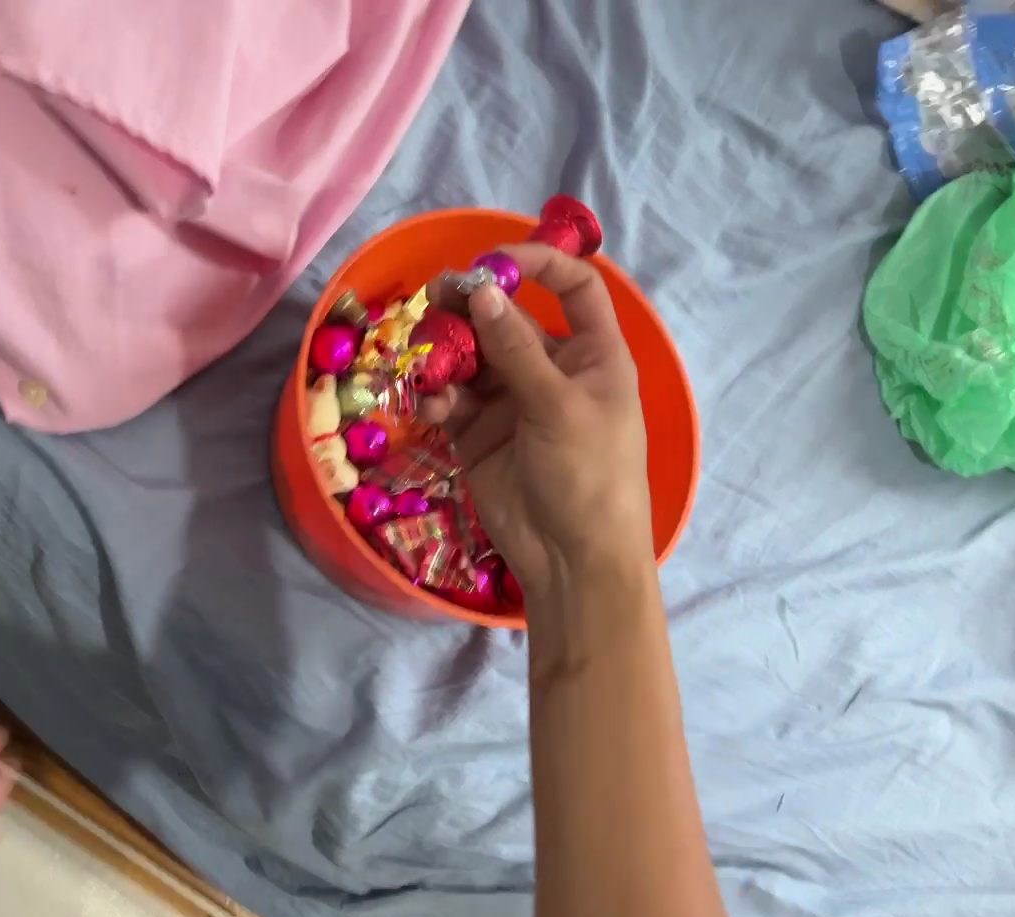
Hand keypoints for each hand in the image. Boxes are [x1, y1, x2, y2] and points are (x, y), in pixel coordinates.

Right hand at [445, 244, 653, 603]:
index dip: (536, 265)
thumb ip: (516, 351)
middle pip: (506, 323)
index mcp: (591, 355)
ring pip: (471, 362)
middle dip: (471, 311)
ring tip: (422, 361)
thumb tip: (482, 294)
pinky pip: (451, 402)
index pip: (572, 289)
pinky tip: (429, 406)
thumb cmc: (588, 474)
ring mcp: (510, 403)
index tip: (490, 264)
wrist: (569, 554)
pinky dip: (437, 398)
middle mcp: (549, 370)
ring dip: (446, 357)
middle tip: (430, 300)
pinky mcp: (477, 434)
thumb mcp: (558, 406)